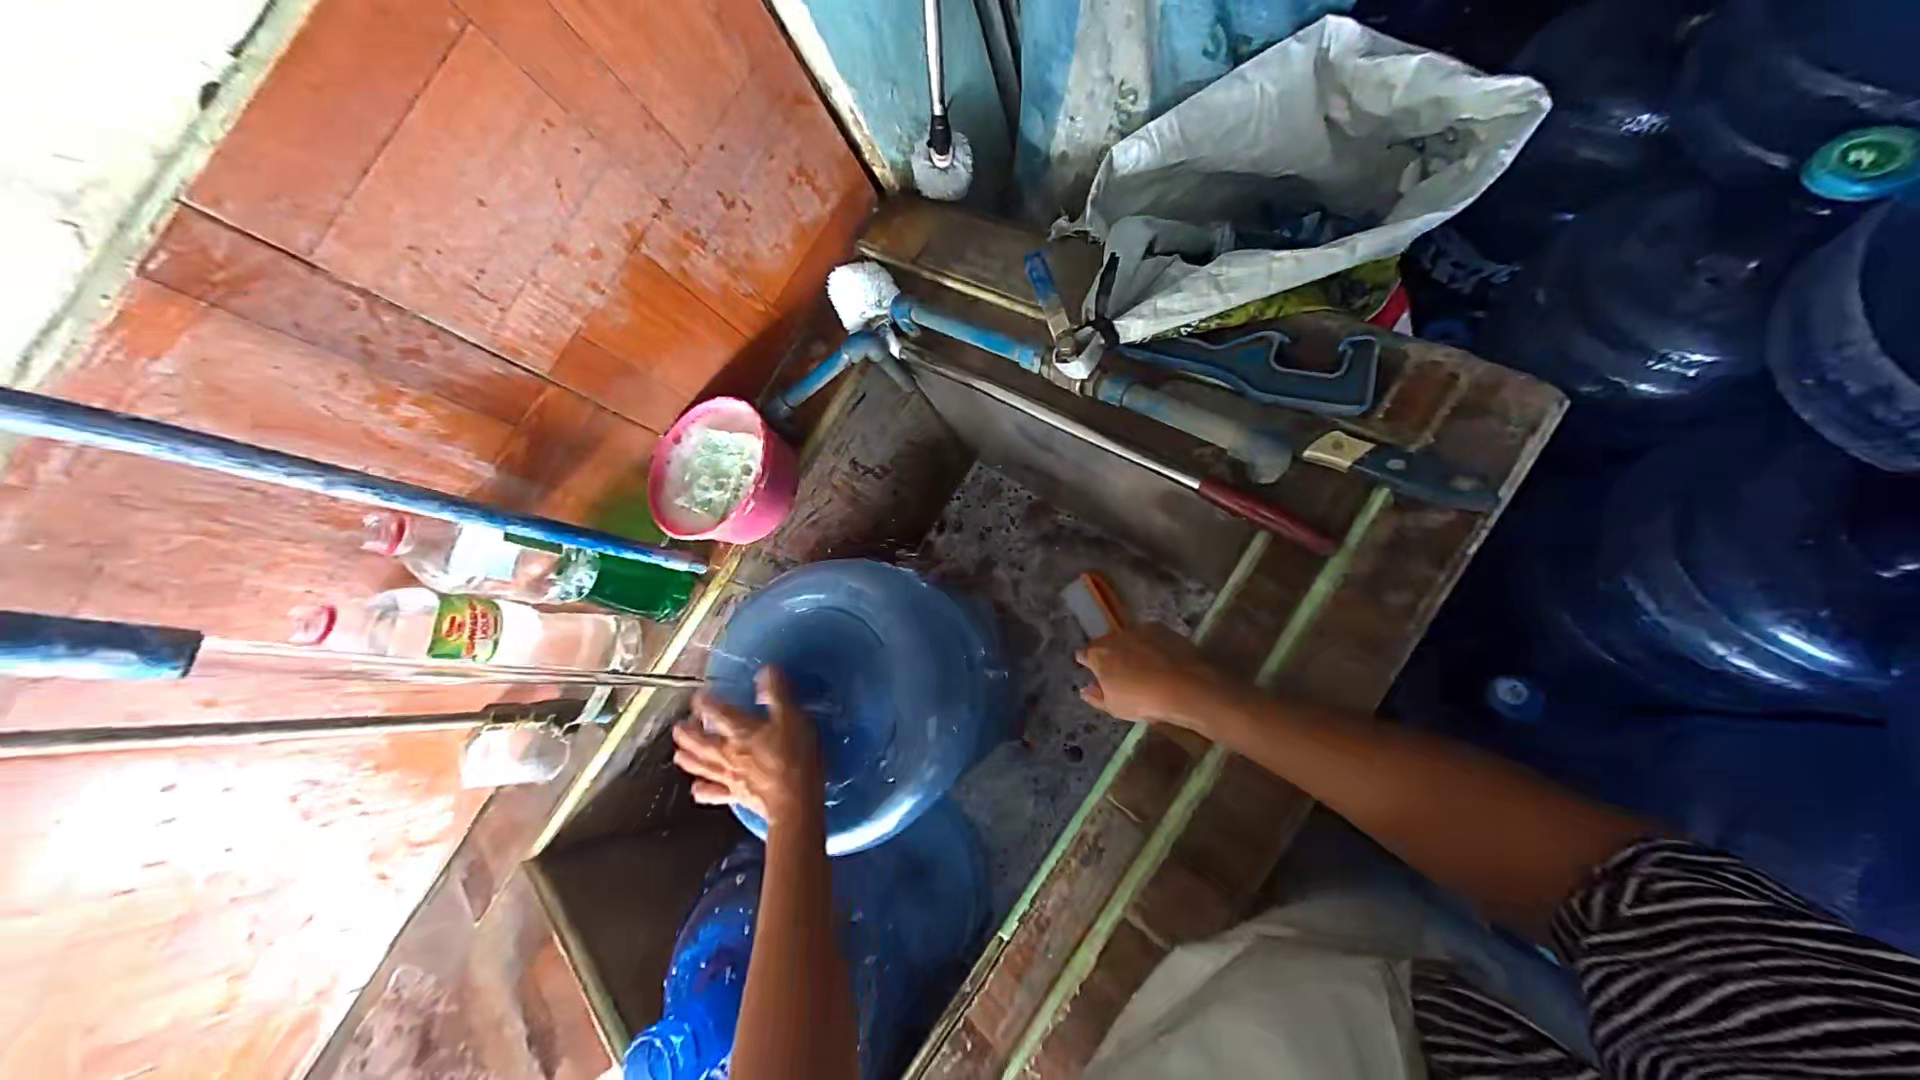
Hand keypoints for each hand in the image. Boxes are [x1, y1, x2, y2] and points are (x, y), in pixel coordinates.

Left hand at [673, 667, 822, 826]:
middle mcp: (728, 753)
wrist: (793, 802)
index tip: (698, 696)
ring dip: (688, 758)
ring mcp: (729, 776)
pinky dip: (702, 790)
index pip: (716, 712)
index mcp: (741, 731)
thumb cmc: (795, 757)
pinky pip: (713, 793)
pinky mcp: (734, 796)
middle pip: (700, 741)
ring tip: (678, 753)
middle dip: (687, 733)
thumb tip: (765, 670)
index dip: (705, 702)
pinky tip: (696, 788)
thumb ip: (777, 694)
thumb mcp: (792, 718)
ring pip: (701, 765)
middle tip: (678, 727)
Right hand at [1076, 624, 1240, 732]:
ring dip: (1130, 648)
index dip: (1087, 662)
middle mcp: (1114, 638)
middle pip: (1105, 643)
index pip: (1083, 655)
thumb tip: (1084, 689)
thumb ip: (1096, 696)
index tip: (1093, 671)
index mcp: (1098, 656)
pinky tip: (1161, 658)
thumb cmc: (1143, 701)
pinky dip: (1150, 644)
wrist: (1185, 687)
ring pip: (1127, 638)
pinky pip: (1148, 635)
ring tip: (1144, 665)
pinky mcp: (1160, 628)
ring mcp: (1138, 630)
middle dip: (1109, 654)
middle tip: (1120, 671)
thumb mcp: (1115, 708)